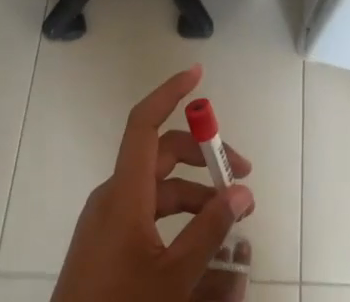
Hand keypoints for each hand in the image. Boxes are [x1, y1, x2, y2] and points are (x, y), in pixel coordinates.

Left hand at [53, 65, 255, 301]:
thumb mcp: (174, 276)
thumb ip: (209, 230)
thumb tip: (240, 192)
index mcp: (124, 193)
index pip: (145, 123)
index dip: (170, 93)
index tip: (198, 74)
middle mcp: (114, 196)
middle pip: (162, 155)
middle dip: (205, 159)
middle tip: (242, 178)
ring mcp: (108, 220)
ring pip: (159, 188)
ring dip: (196, 193)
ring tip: (231, 219)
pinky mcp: (107, 243)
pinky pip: (148, 212)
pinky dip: (178, 216)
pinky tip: (203, 242)